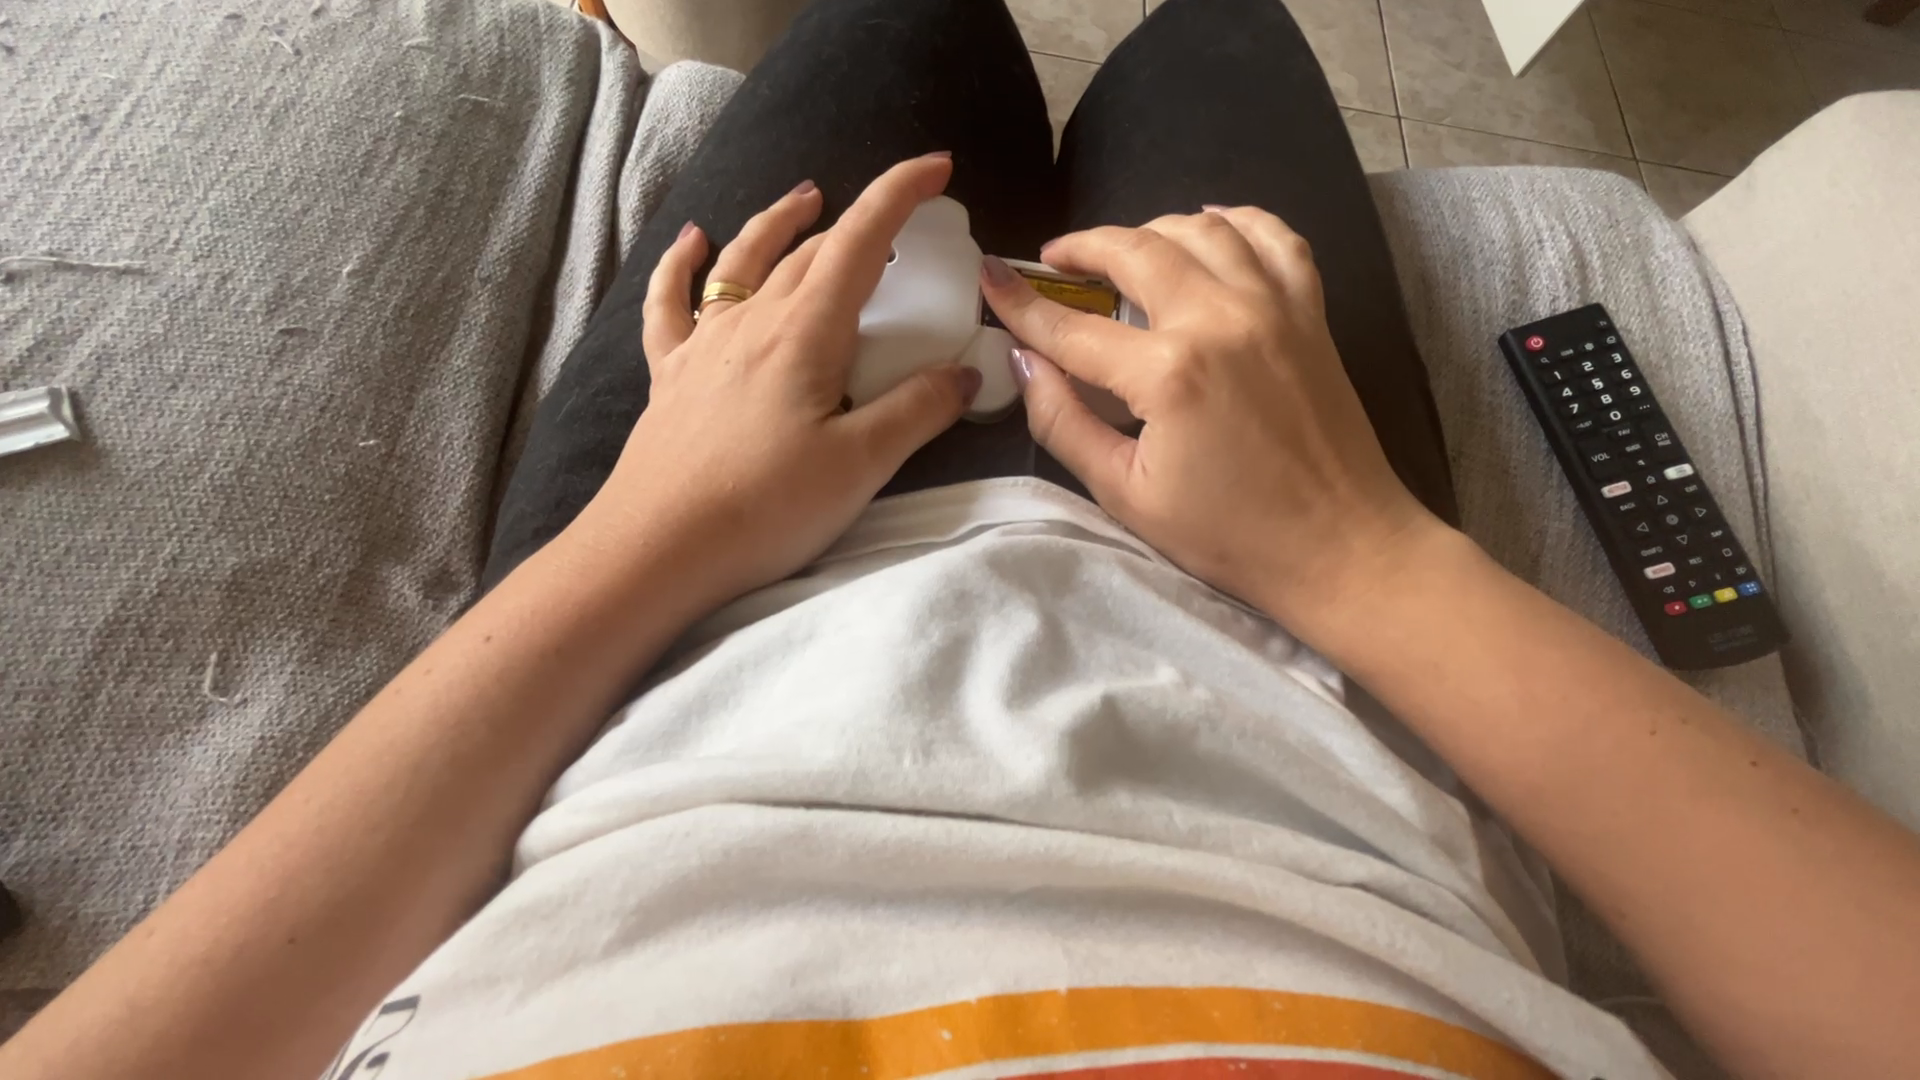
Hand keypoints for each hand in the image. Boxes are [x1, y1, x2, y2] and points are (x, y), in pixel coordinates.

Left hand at [566, 154, 981, 609]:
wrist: (660, 548)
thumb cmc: (767, 506)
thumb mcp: (862, 463)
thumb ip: (918, 410)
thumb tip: (965, 374)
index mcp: (804, 332)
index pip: (859, 242)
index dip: (900, 195)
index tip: (937, 166)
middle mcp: (752, 323)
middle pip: (809, 252)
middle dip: (857, 223)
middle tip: (894, 222)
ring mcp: (704, 345)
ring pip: (744, 263)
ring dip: (778, 224)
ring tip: (804, 198)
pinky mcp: (671, 376)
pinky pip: (671, 304)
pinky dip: (682, 267)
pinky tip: (693, 244)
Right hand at [980, 206, 1443, 629]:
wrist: (1341, 546)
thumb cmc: (1228, 535)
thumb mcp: (1125, 494)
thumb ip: (1064, 423)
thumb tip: (1025, 362)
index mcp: (1168, 373)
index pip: (1074, 327)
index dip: (1022, 303)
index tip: (990, 277)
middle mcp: (1220, 318)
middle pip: (1136, 252)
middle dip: (1084, 248)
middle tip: (1053, 260)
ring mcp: (1273, 306)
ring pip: (1200, 229)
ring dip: (1149, 229)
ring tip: (1119, 251)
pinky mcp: (1310, 312)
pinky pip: (1273, 235)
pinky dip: (1234, 219)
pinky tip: (1208, 224)